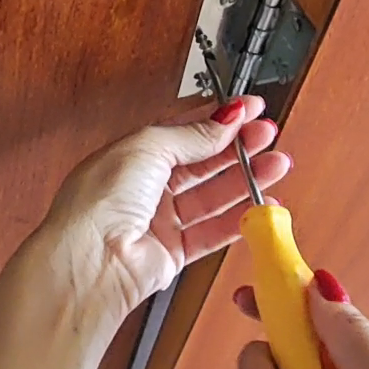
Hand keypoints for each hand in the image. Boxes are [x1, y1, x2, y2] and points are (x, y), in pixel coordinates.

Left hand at [10, 97, 290, 334]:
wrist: (91, 260)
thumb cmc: (101, 200)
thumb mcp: (148, 148)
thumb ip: (191, 135)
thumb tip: (224, 119)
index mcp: (131, 154)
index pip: (182, 130)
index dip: (217, 119)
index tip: (249, 109)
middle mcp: (144, 185)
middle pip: (201, 162)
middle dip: (237, 147)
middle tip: (267, 134)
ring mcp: (158, 219)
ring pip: (212, 196)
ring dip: (246, 179)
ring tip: (276, 164)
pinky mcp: (171, 252)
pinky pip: (213, 232)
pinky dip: (240, 220)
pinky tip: (263, 205)